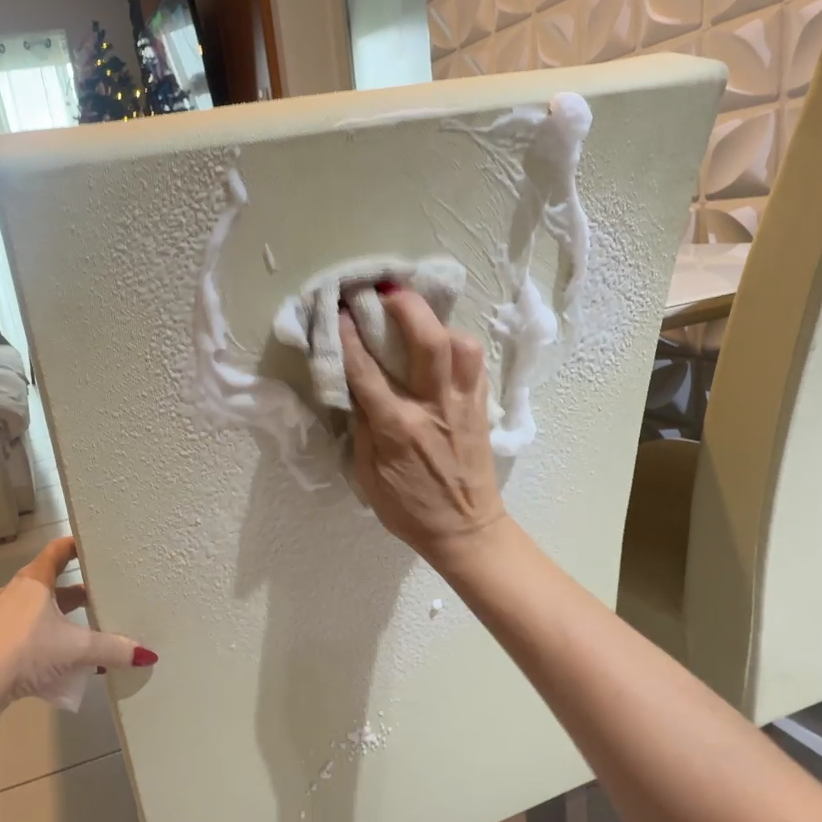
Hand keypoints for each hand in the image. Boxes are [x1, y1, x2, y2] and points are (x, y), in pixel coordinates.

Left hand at [0, 536, 155, 714]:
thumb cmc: (24, 650)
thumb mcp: (75, 649)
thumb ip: (111, 650)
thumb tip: (147, 655)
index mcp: (34, 582)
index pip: (57, 552)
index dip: (76, 546)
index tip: (93, 545)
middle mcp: (14, 593)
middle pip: (49, 585)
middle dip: (74, 593)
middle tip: (100, 598)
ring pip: (35, 613)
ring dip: (58, 621)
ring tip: (83, 635)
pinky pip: (23, 636)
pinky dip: (42, 643)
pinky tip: (56, 665)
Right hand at [340, 287, 506, 566]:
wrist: (466, 530)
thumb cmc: (409, 509)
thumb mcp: (368, 476)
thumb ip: (362, 429)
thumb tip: (354, 390)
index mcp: (399, 428)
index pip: (367, 372)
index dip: (349, 338)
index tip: (339, 312)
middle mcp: (434, 408)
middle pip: (428, 342)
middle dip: (407, 307)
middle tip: (386, 290)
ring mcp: (463, 404)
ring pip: (462, 346)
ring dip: (439, 323)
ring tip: (419, 317)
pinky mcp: (481, 407)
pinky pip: (475, 363)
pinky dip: (459, 345)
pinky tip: (443, 343)